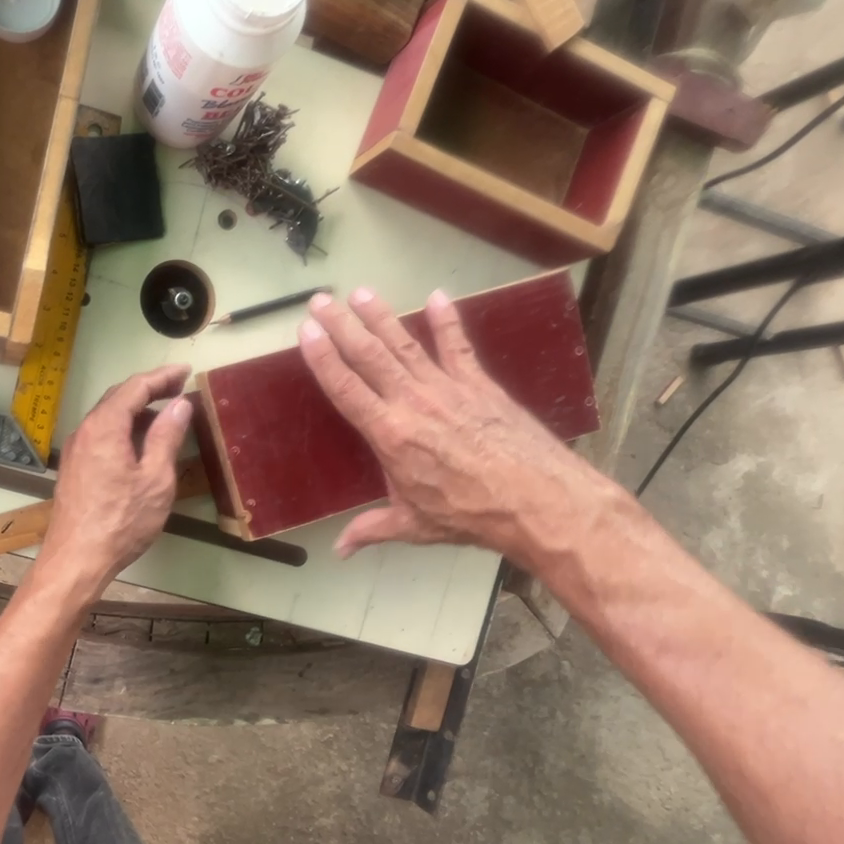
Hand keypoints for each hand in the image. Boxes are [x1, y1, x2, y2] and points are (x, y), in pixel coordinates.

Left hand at [36, 364, 193, 595]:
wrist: (76, 558)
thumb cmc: (121, 521)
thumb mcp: (155, 478)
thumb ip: (167, 437)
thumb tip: (180, 404)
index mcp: (105, 426)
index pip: (135, 387)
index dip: (162, 376)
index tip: (186, 372)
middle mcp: (85, 431)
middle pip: (118, 398)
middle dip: (149, 389)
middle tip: (178, 388)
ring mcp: (76, 450)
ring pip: (108, 417)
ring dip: (136, 411)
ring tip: (166, 416)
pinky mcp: (75, 469)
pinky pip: (101, 435)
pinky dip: (124, 429)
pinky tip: (141, 444)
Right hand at [297, 288, 617, 562]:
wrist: (538, 500)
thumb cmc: (469, 514)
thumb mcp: (413, 525)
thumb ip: (371, 529)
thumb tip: (339, 550)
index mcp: (389, 435)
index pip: (346, 388)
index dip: (323, 358)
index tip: (305, 332)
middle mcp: (413, 403)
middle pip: (370, 356)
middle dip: (342, 325)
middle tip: (321, 300)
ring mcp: (448, 388)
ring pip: (406, 344)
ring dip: (381, 317)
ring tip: (361, 293)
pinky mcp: (479, 384)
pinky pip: (458, 346)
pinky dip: (447, 321)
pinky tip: (437, 297)